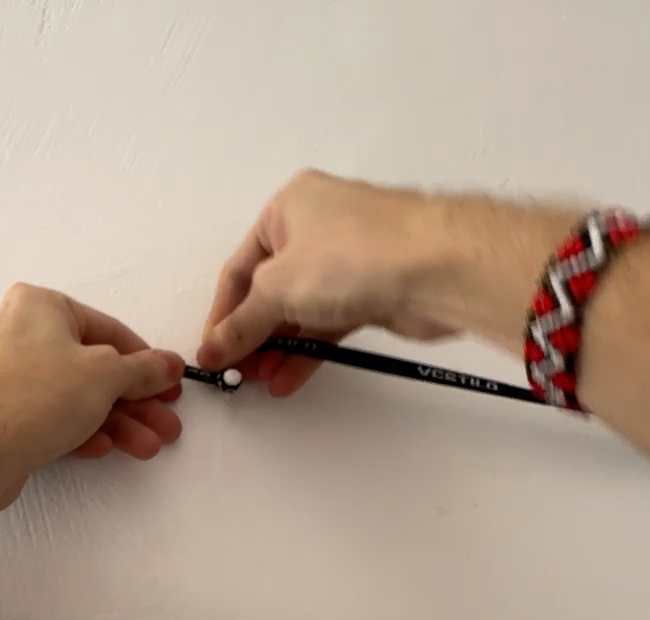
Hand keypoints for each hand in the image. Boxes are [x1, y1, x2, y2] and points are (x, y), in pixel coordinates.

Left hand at [0, 284, 185, 505]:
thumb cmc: (37, 394)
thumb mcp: (105, 374)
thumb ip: (142, 370)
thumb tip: (169, 365)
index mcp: (39, 306)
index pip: (107, 330)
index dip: (145, 362)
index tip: (170, 387)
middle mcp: (18, 334)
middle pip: (92, 369)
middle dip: (134, 402)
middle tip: (165, 427)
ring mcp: (5, 378)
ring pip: (72, 398)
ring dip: (114, 423)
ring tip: (146, 447)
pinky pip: (48, 419)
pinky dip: (79, 431)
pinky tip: (103, 448)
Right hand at [196, 170, 464, 396]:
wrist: (438, 267)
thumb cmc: (355, 254)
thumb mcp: (276, 290)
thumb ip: (240, 325)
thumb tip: (211, 351)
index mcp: (287, 209)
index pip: (238, 271)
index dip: (221, 315)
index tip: (212, 352)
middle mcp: (315, 229)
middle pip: (266, 293)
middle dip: (250, 336)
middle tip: (237, 371)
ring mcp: (345, 261)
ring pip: (296, 312)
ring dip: (276, 349)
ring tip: (261, 380)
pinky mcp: (369, 291)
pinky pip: (325, 325)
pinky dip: (305, 351)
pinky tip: (288, 378)